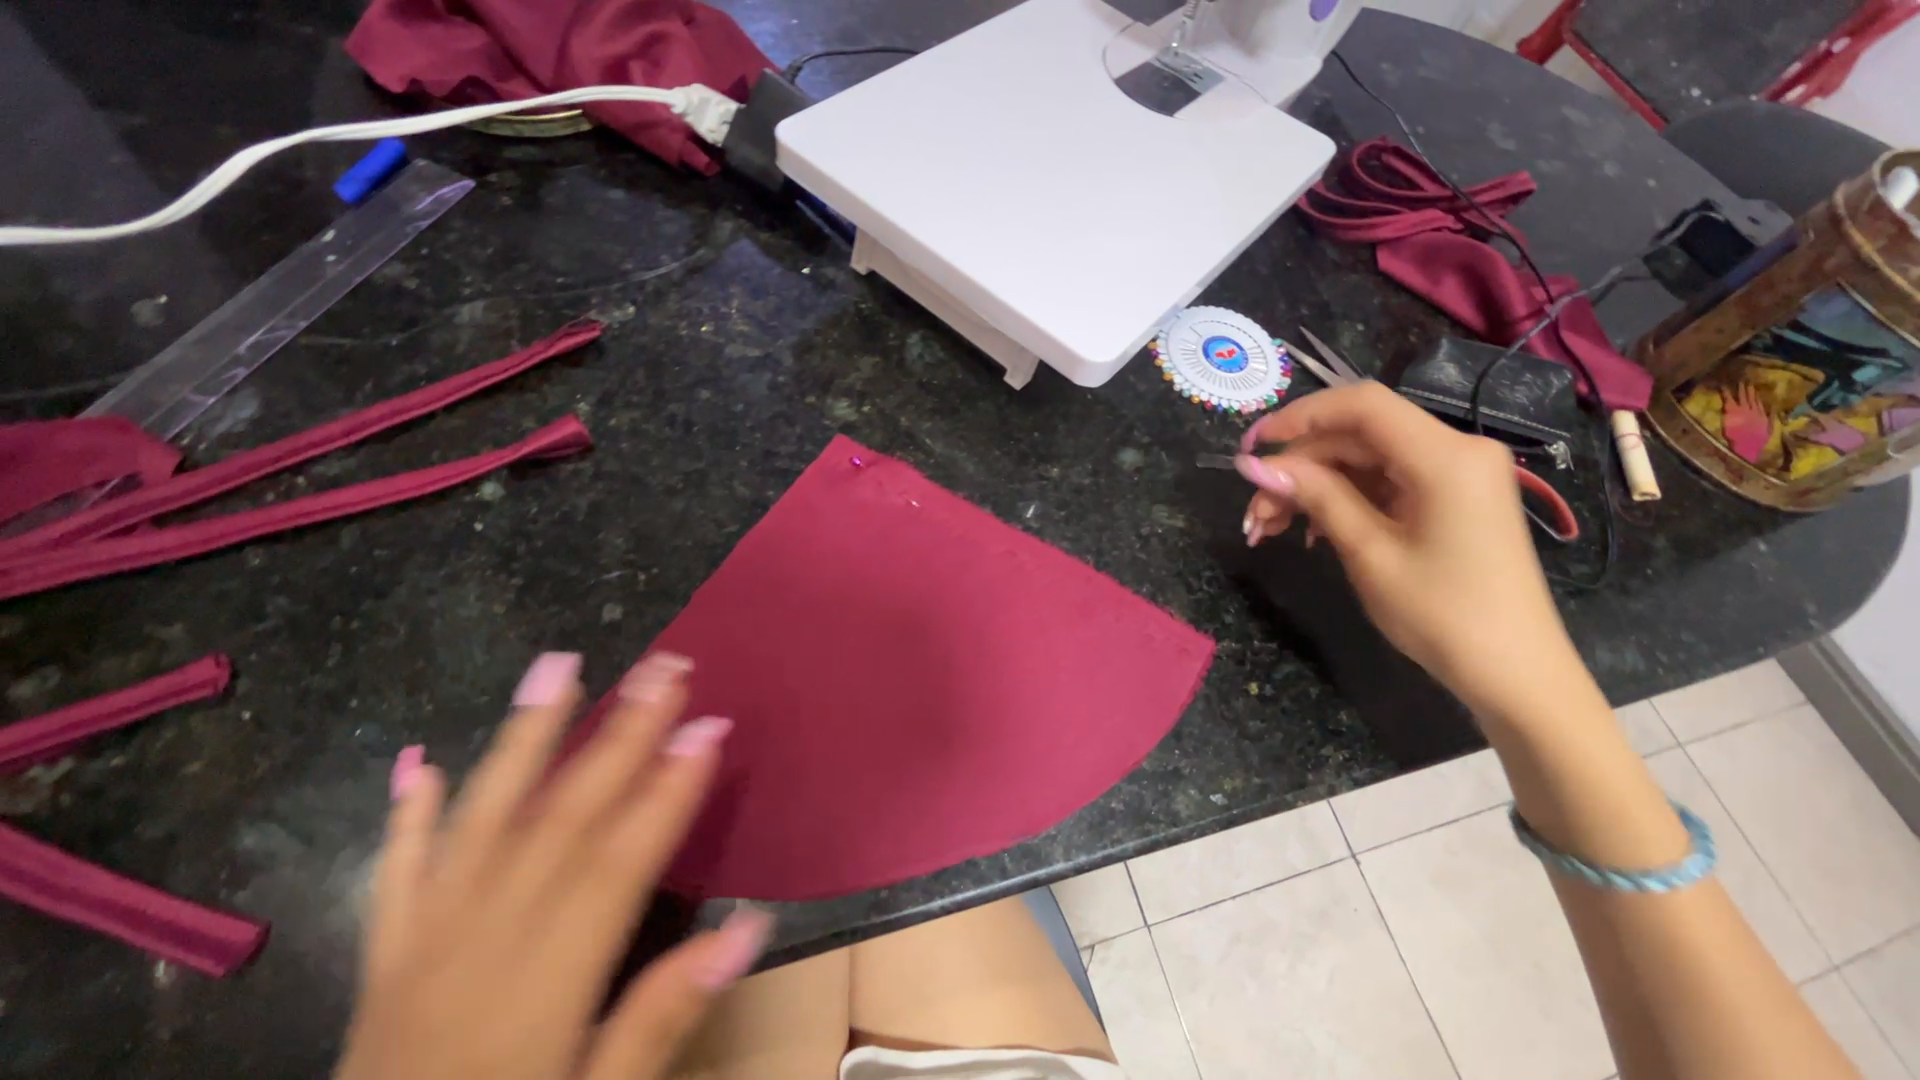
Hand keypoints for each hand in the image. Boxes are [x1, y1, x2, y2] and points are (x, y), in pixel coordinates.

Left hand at [335, 651, 769, 1079]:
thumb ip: (663, 1019)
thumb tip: (748, 928)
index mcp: (545, 986)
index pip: (617, 864)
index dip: (666, 791)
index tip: (707, 726)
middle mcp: (484, 944)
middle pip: (560, 821)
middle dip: (618, 737)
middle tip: (663, 669)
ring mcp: (425, 945)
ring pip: (482, 822)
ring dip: (523, 740)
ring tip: (555, 669)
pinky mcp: (384, 962)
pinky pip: (398, 875)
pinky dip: (412, 816)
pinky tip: (424, 763)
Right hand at [1235, 382, 1581, 720]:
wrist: (1514, 672)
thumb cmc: (1442, 613)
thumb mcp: (1368, 552)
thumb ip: (1315, 496)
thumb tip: (1253, 465)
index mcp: (1444, 455)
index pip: (1361, 406)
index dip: (1299, 417)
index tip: (1251, 446)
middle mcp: (1455, 450)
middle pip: (1358, 436)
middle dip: (1298, 469)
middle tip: (1253, 514)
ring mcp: (1456, 475)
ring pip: (1365, 461)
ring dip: (1313, 489)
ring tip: (1267, 530)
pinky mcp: (1451, 499)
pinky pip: (1385, 483)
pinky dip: (1343, 502)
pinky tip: (1311, 534)